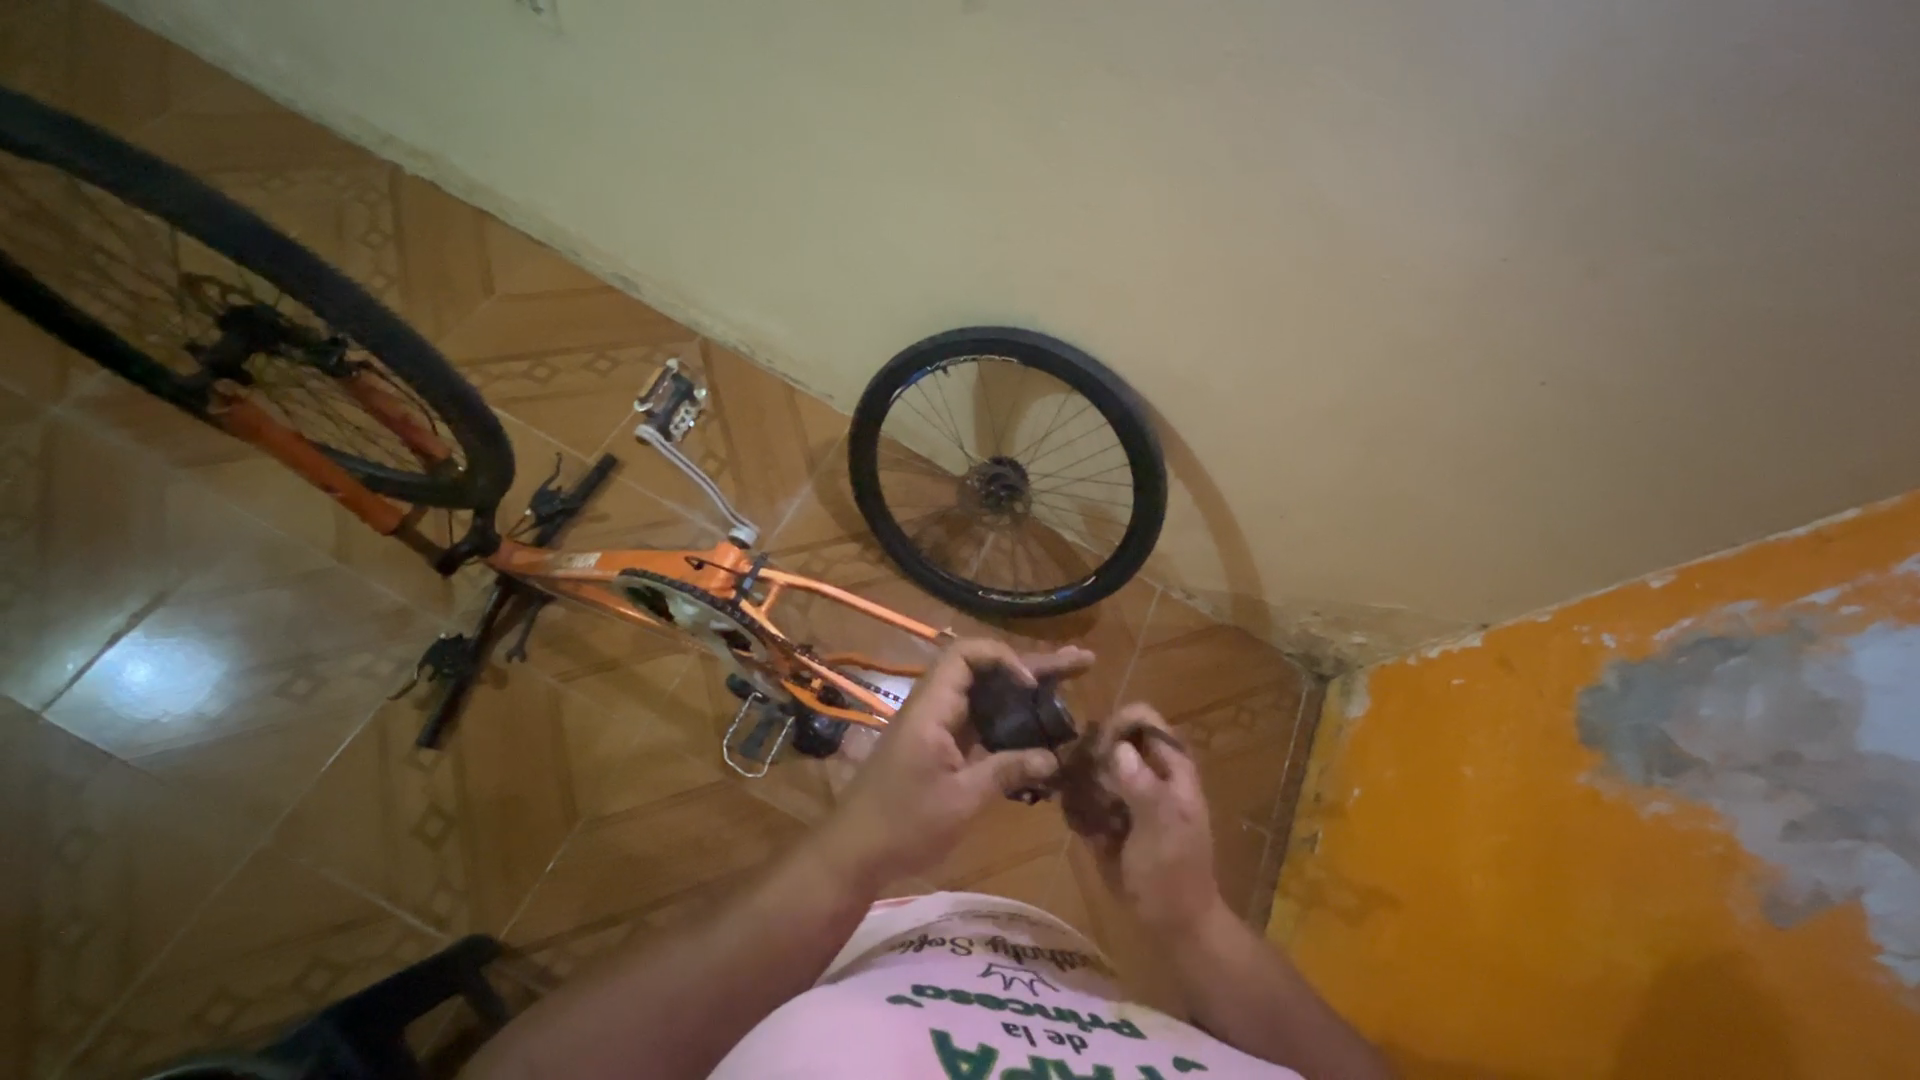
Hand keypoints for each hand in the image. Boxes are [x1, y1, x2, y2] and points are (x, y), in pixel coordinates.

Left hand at [814, 639, 1093, 887]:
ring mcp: (936, 730)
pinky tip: (1041, 735)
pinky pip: (979, 726)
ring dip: (1024, 695)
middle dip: (1031, 668)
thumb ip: (1007, 771)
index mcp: (931, 709)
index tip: (1032, 686)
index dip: (1004, 660)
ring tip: (1070, 689)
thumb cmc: (903, 823)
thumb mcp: (962, 800)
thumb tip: (1054, 757)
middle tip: (1080, 663)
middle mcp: (934, 710)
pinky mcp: (939, 751)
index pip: (966, 655)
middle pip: (984, 672)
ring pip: (985, 699)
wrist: (854, 853)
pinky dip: (1010, 725)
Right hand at [1086, 704, 1223, 931]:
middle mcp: (1145, 772)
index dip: (1119, 724)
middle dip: (1091, 753)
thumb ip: (1142, 786)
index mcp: (1170, 767)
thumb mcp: (1163, 828)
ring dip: (1078, 779)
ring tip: (1076, 802)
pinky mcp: (1105, 817)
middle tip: (1081, 780)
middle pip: (1111, 738)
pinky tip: (1076, 823)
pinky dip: (1074, 803)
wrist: (1172, 923)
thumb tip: (1116, 748)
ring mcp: (1124, 794)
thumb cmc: (1174, 874)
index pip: (1142, 719)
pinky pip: (1082, 795)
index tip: (1098, 749)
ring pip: (1092, 765)